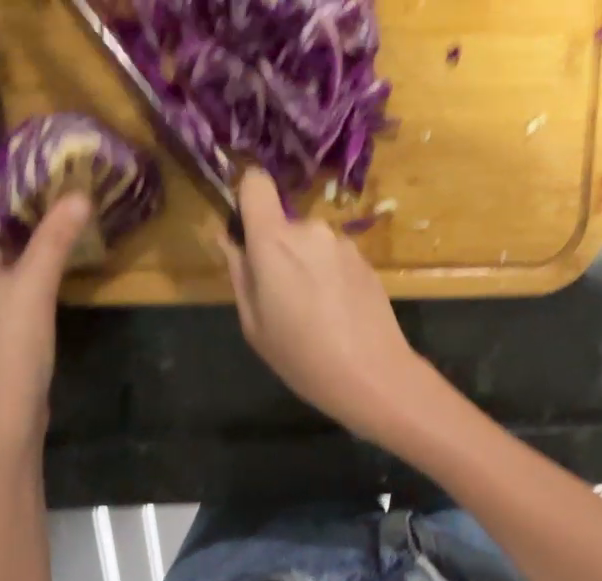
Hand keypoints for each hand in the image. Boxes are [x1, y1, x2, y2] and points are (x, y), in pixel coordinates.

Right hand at [221, 172, 442, 445]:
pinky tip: (339, 316)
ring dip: (308, 267)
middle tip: (283, 300)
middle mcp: (311, 230)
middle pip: (285, 224)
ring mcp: (344, 244)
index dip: (248, 201)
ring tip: (315, 314)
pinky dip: (332, 279)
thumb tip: (228, 238)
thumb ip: (239, 273)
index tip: (248, 234)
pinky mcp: (366, 262)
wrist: (374, 376)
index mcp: (274, 241)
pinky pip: (336, 260)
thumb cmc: (303, 358)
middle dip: (280, 252)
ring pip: (312, 245)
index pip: (256, 183)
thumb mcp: (255, 325)